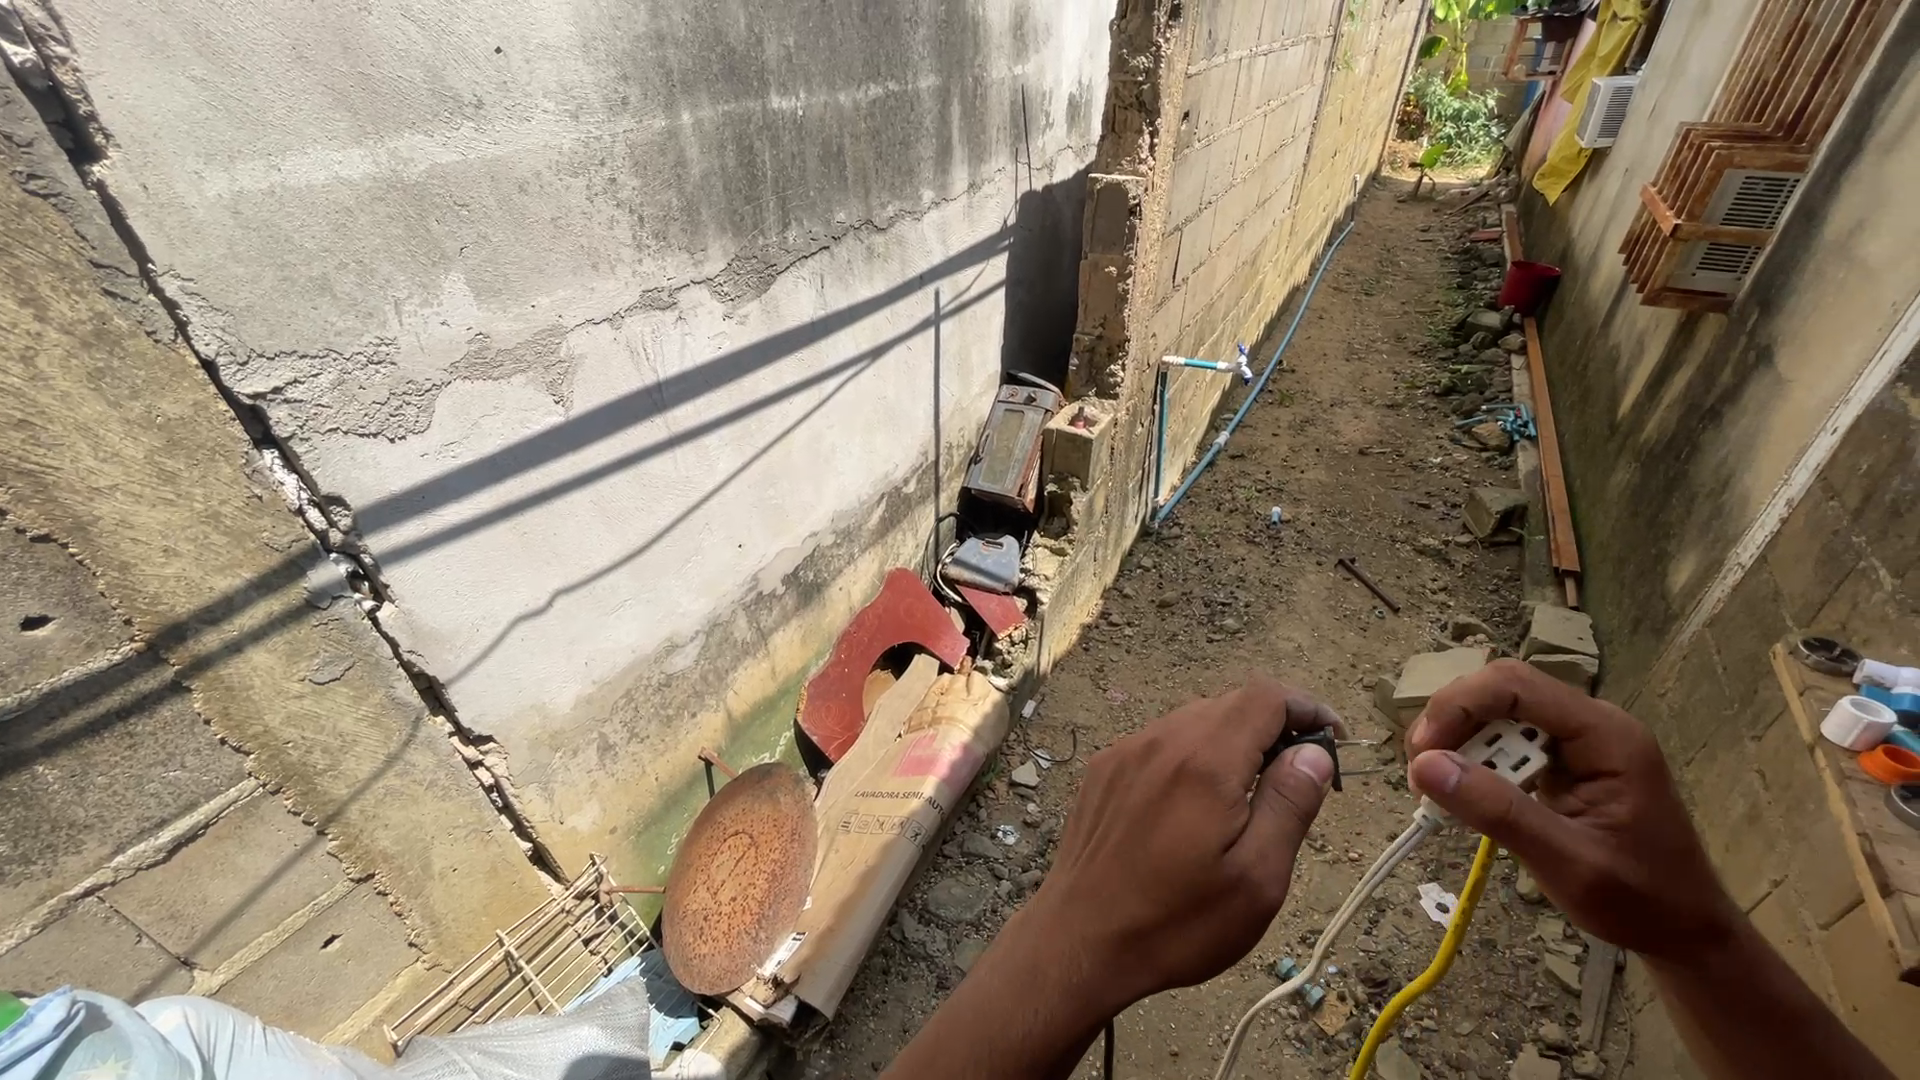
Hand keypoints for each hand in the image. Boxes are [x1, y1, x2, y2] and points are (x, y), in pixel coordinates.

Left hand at [1024, 677, 1339, 1008]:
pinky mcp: (1103, 769)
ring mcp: (1125, 750)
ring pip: (1193, 720)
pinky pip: (1159, 741)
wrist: (1081, 939)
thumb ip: (1289, 803)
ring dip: (1231, 741)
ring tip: (1247, 796)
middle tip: (1296, 779)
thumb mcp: (1257, 878)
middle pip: (1230, 703)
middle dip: (1273, 727)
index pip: (1265, 696)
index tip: (1332, 744)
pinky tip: (1193, 804)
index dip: (1306, 708)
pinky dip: (1191, 754)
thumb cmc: (1178, 922)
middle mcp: (1161, 739)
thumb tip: (1315, 753)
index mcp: (1205, 760)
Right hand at [1406, 659, 1740, 959]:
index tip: (1424, 753)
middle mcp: (1588, 723)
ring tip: (1436, 788)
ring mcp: (1572, 738)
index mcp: (1606, 735)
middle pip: (1497, 689)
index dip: (1458, 706)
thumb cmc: (1639, 901)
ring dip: (1453, 741)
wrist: (1684, 932)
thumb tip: (1425, 765)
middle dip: (1449, 722)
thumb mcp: (1567, 863)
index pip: (1514, 686)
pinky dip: (1467, 758)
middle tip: (1422, 772)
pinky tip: (1460, 792)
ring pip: (1490, 709)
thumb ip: (1498, 811)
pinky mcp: (1555, 756)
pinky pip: (1497, 736)